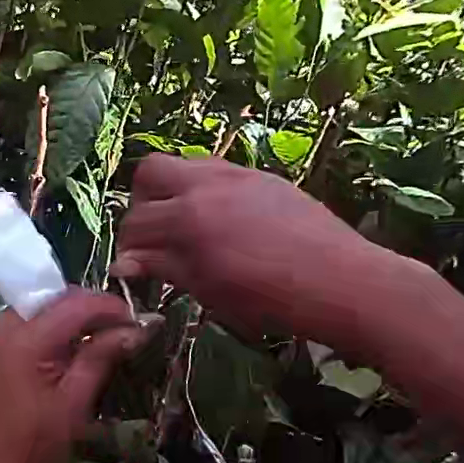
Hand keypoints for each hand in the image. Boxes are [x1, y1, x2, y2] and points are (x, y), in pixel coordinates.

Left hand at [0, 290, 156, 462]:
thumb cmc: (32, 447)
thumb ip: (101, 357)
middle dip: (89, 309)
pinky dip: (47, 328)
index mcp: (21, 338)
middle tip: (120, 328)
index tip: (136, 318)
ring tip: (97, 338)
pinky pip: (23, 323)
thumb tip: (134, 330)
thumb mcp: (74, 402)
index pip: (73, 304)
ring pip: (38, 309)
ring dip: (68, 318)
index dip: (108, 306)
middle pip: (53, 300)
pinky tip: (66, 350)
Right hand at [111, 154, 400, 343]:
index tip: (134, 265)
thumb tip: (125, 264)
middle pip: (149, 173)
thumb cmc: (270, 298)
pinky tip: (221, 219)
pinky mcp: (259, 175)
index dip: (128, 246)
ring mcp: (235, 174)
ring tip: (186, 225)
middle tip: (154, 234)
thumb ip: (165, 268)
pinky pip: (216, 171)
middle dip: (142, 202)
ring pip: (183, 164)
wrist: (338, 279)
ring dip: (173, 190)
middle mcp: (205, 183)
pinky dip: (204, 190)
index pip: (136, 222)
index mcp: (188, 217)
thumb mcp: (209, 289)